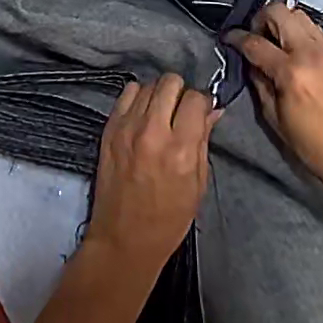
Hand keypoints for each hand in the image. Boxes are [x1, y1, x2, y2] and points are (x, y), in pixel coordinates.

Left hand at [83, 73, 219, 270]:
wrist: (123, 240)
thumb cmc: (168, 219)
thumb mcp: (198, 183)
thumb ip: (203, 140)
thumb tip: (213, 109)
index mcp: (180, 149)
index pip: (196, 98)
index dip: (202, 103)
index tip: (201, 112)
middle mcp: (153, 131)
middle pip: (170, 82)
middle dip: (181, 92)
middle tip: (180, 111)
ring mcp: (127, 128)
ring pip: (148, 84)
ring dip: (159, 94)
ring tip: (161, 112)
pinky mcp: (109, 130)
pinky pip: (126, 93)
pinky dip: (138, 97)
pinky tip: (142, 114)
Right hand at [225, 0, 322, 192]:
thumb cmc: (313, 145)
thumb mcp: (274, 118)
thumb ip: (259, 83)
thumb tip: (250, 62)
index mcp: (291, 73)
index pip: (255, 42)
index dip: (236, 37)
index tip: (228, 38)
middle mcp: (311, 53)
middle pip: (279, 11)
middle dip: (260, 19)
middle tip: (256, 36)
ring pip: (299, 15)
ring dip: (282, 22)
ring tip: (277, 43)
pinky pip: (316, 30)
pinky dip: (301, 33)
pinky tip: (298, 53)